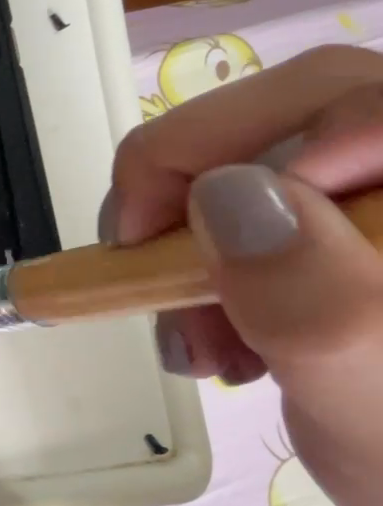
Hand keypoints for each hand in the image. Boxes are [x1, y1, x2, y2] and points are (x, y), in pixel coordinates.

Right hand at [102, 45, 382, 505]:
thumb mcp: (376, 407)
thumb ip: (319, 303)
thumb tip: (224, 193)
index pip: (350, 98)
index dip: (223, 141)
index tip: (146, 235)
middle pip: (294, 118)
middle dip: (189, 195)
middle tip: (145, 273)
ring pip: (263, 165)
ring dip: (191, 244)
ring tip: (196, 339)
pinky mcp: (357, 237)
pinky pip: (260, 206)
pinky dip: (208, 262)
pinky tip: (218, 331)